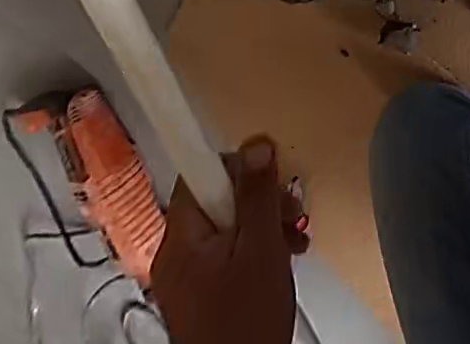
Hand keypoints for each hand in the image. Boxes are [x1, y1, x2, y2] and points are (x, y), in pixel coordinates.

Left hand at [152, 138, 307, 343]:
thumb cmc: (246, 323)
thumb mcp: (262, 249)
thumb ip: (258, 195)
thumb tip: (256, 146)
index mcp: (182, 237)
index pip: (196, 172)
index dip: (231, 164)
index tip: (260, 167)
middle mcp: (177, 252)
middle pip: (216, 198)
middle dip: (257, 198)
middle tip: (288, 209)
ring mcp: (187, 274)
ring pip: (226, 224)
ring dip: (263, 222)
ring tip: (292, 236)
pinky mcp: (201, 292)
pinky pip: (227, 250)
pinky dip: (255, 246)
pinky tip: (282, 255)